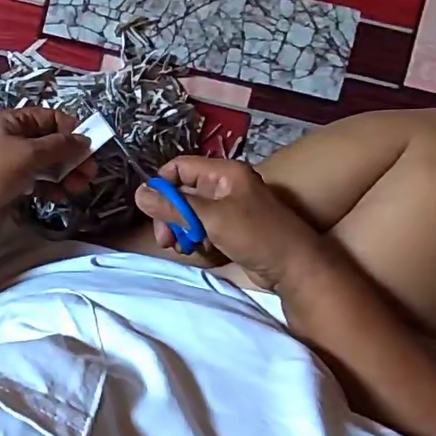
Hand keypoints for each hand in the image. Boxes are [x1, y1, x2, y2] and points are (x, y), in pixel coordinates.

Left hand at [0, 108, 88, 219]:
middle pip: (51, 141)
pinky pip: (40, 181)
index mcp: (10, 121)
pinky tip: (63, 196)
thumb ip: (60, 146)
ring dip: (66, 172)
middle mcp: (11, 138)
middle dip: (72, 155)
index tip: (89, 145)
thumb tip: (85, 139)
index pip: (48, 117)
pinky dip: (53, 186)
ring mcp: (12, 163)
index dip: (70, 129)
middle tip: (90, 171)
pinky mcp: (13, 185)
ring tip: (80, 187)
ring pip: (48, 162)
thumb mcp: (28, 153)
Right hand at [134, 157, 324, 289]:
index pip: (180, 167)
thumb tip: (139, 194)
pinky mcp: (230, 228)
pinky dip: (195, 238)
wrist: (296, 269)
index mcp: (224, 173)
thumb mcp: (212, 219)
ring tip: (182, 247)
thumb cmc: (257, 235)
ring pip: (190, 212)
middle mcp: (225, 185)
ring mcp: (228, 208)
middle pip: (182, 192)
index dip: (163, 185)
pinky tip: (197, 251)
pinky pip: (202, 227)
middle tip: (165, 239)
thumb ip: (174, 207)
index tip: (153, 209)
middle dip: (170, 214)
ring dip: (180, 229)